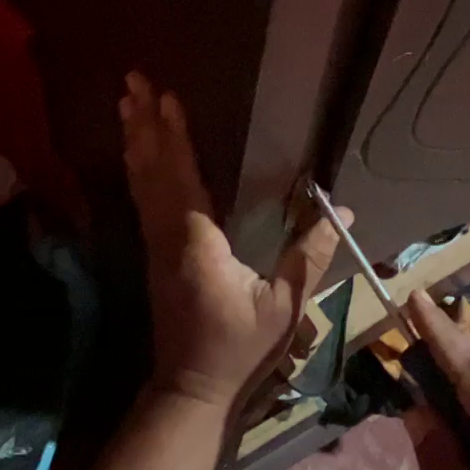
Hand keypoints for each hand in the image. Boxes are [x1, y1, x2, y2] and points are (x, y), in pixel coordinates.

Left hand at [119, 72, 346, 408]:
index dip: (175, 137)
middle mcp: (169, 237)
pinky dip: (139, 167)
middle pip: (153, 171)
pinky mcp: (155, 253)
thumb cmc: (239, 350)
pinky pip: (143, 198)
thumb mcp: (285, 309)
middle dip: (144, 124)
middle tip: (131, 81)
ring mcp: (156, 245)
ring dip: (135, 139)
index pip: (183, 179)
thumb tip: (344, 212)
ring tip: (125, 101)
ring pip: (142, 182)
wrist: (191, 388)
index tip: (166, 98)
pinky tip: (136, 150)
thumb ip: (311, 258)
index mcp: (198, 245)